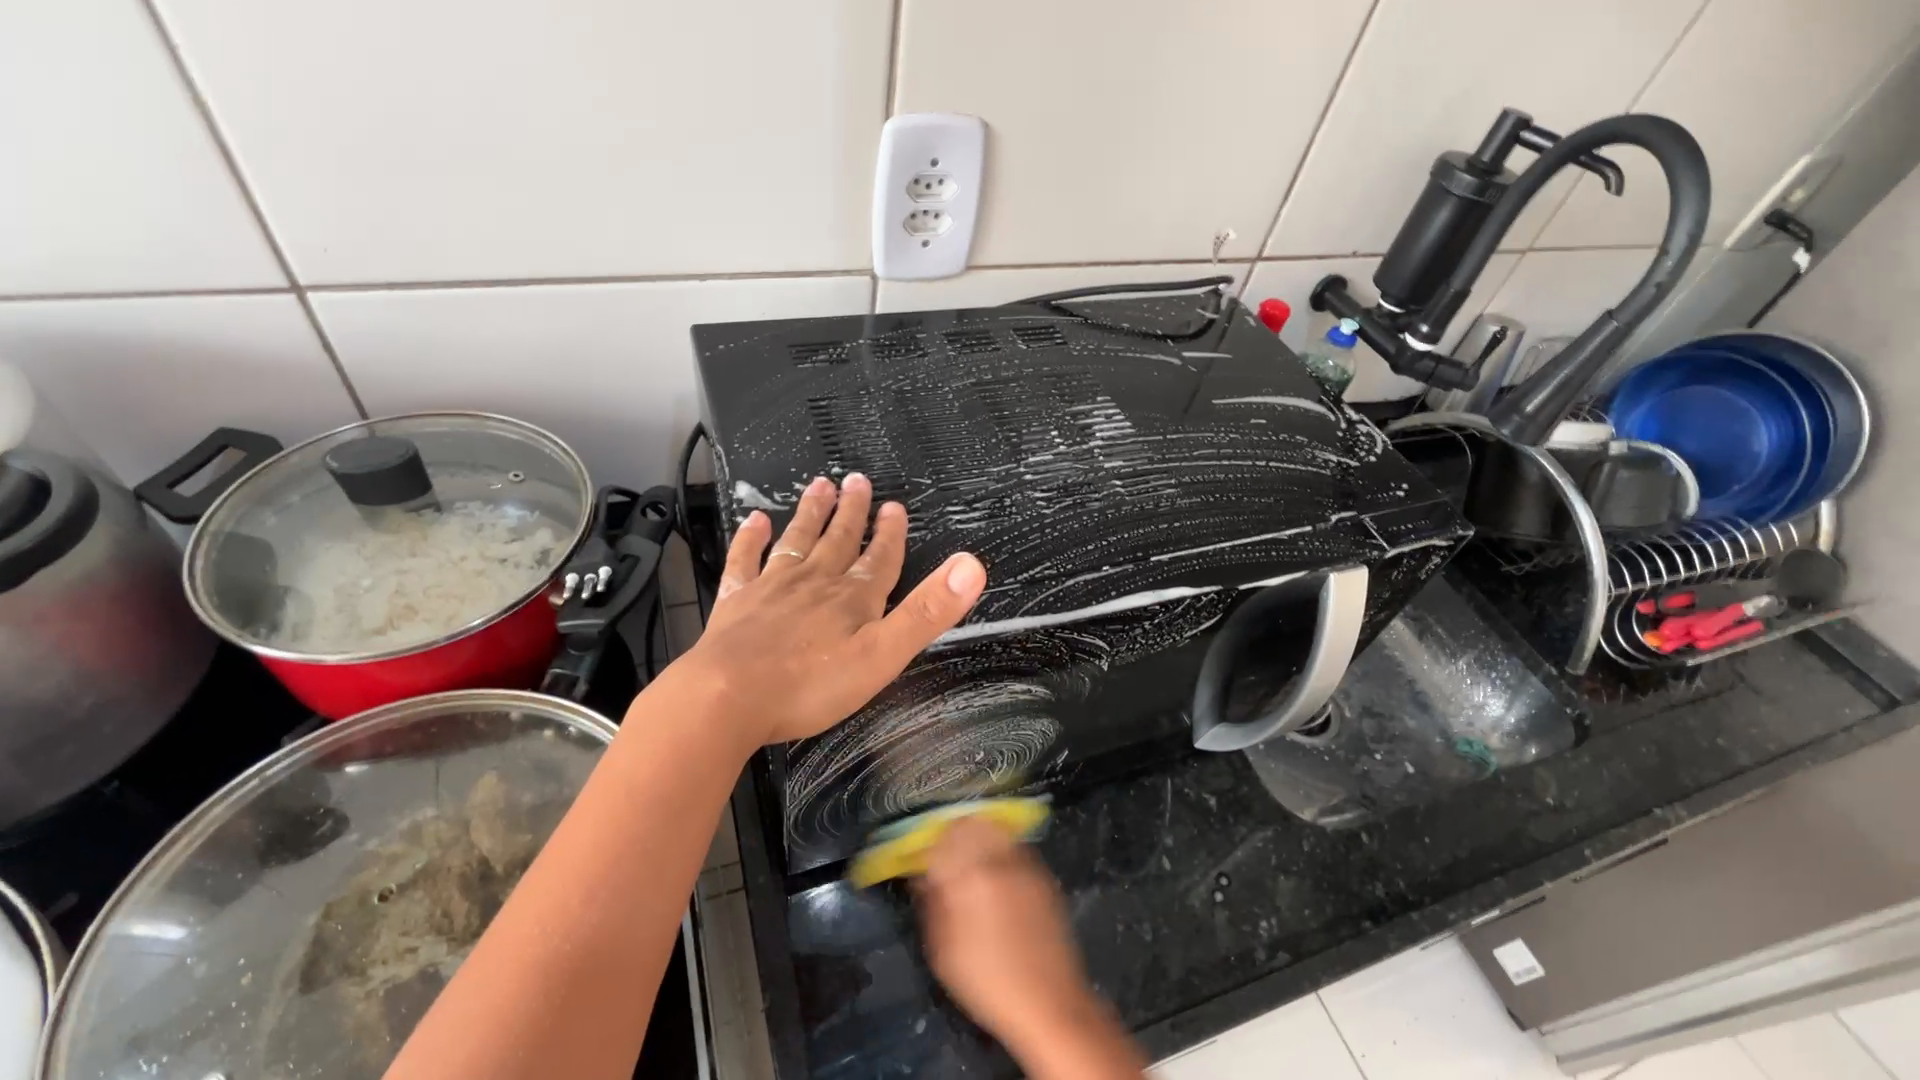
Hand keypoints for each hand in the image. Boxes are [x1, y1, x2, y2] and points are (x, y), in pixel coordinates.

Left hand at [678, 473, 986, 745]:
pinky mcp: (737, 601)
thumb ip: (927, 611)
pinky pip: (746, 560)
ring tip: (820, 485)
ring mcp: (773, 588)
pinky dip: (751, 538)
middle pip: (839, 540)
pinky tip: (755, 519)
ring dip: (811, 513)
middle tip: (857, 480)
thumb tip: (973, 565)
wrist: (728, 695)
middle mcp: (816, 582)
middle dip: (852, 512)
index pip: (880, 559)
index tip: (895, 507)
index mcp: (854, 598)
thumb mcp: (883, 655)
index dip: (890, 534)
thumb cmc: (811, 684)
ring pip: (798, 540)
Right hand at [915, 819, 1109, 1053]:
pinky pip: (1016, 848)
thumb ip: (930, 905)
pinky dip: (1001, 851)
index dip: (928, 842)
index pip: (941, 836)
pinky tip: (997, 877)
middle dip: (954, 833)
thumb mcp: (942, 952)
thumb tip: (923, 877)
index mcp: (969, 877)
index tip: (922, 857)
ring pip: (996, 830)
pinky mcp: (1045, 877)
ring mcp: (1026, 866)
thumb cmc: (987, 982)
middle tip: (946, 854)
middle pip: (971, 823)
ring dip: (979, 837)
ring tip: (971, 862)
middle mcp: (998, 861)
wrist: (1050, 1003)